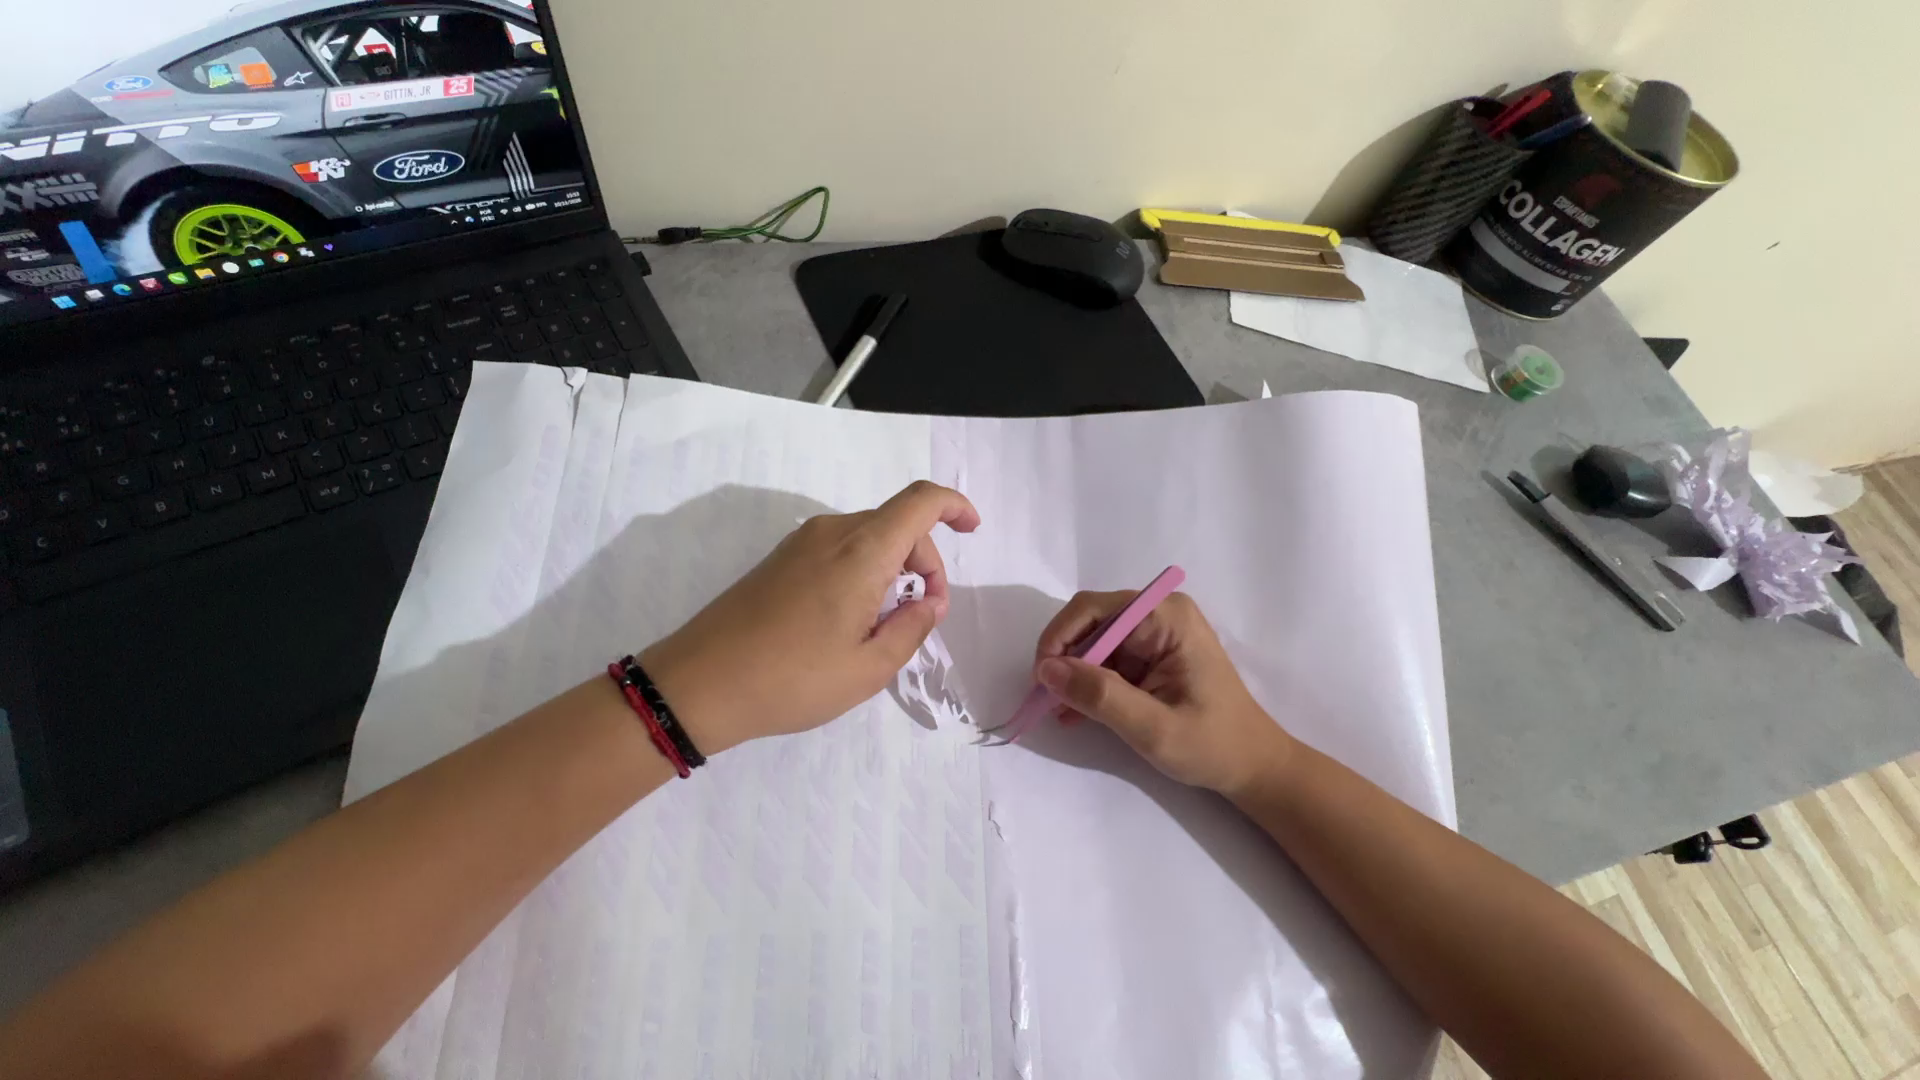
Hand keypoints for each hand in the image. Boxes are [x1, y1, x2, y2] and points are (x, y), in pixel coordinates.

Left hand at [641, 481, 980, 754]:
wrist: (698, 684)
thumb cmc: (793, 679)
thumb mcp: (868, 667)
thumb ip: (911, 628)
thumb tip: (929, 602)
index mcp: (861, 552)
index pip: (920, 502)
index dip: (954, 506)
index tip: (973, 529)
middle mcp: (831, 534)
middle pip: (897, 524)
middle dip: (924, 561)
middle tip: (922, 616)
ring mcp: (800, 544)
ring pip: (868, 537)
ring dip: (892, 568)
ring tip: (884, 626)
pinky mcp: (780, 561)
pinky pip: (839, 550)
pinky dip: (863, 571)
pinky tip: (850, 620)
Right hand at [1033, 591, 1293, 796]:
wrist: (1252, 766)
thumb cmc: (1212, 746)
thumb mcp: (1152, 728)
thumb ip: (1100, 696)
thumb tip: (1046, 670)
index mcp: (1167, 618)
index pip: (1094, 609)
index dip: (1060, 638)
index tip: (1042, 680)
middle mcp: (1160, 613)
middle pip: (1091, 622)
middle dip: (1065, 659)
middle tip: (1046, 701)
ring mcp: (1156, 632)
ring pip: (1094, 641)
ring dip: (1074, 675)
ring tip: (1060, 712)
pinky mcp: (1152, 652)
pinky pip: (1107, 658)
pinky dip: (1089, 683)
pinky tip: (1076, 713)